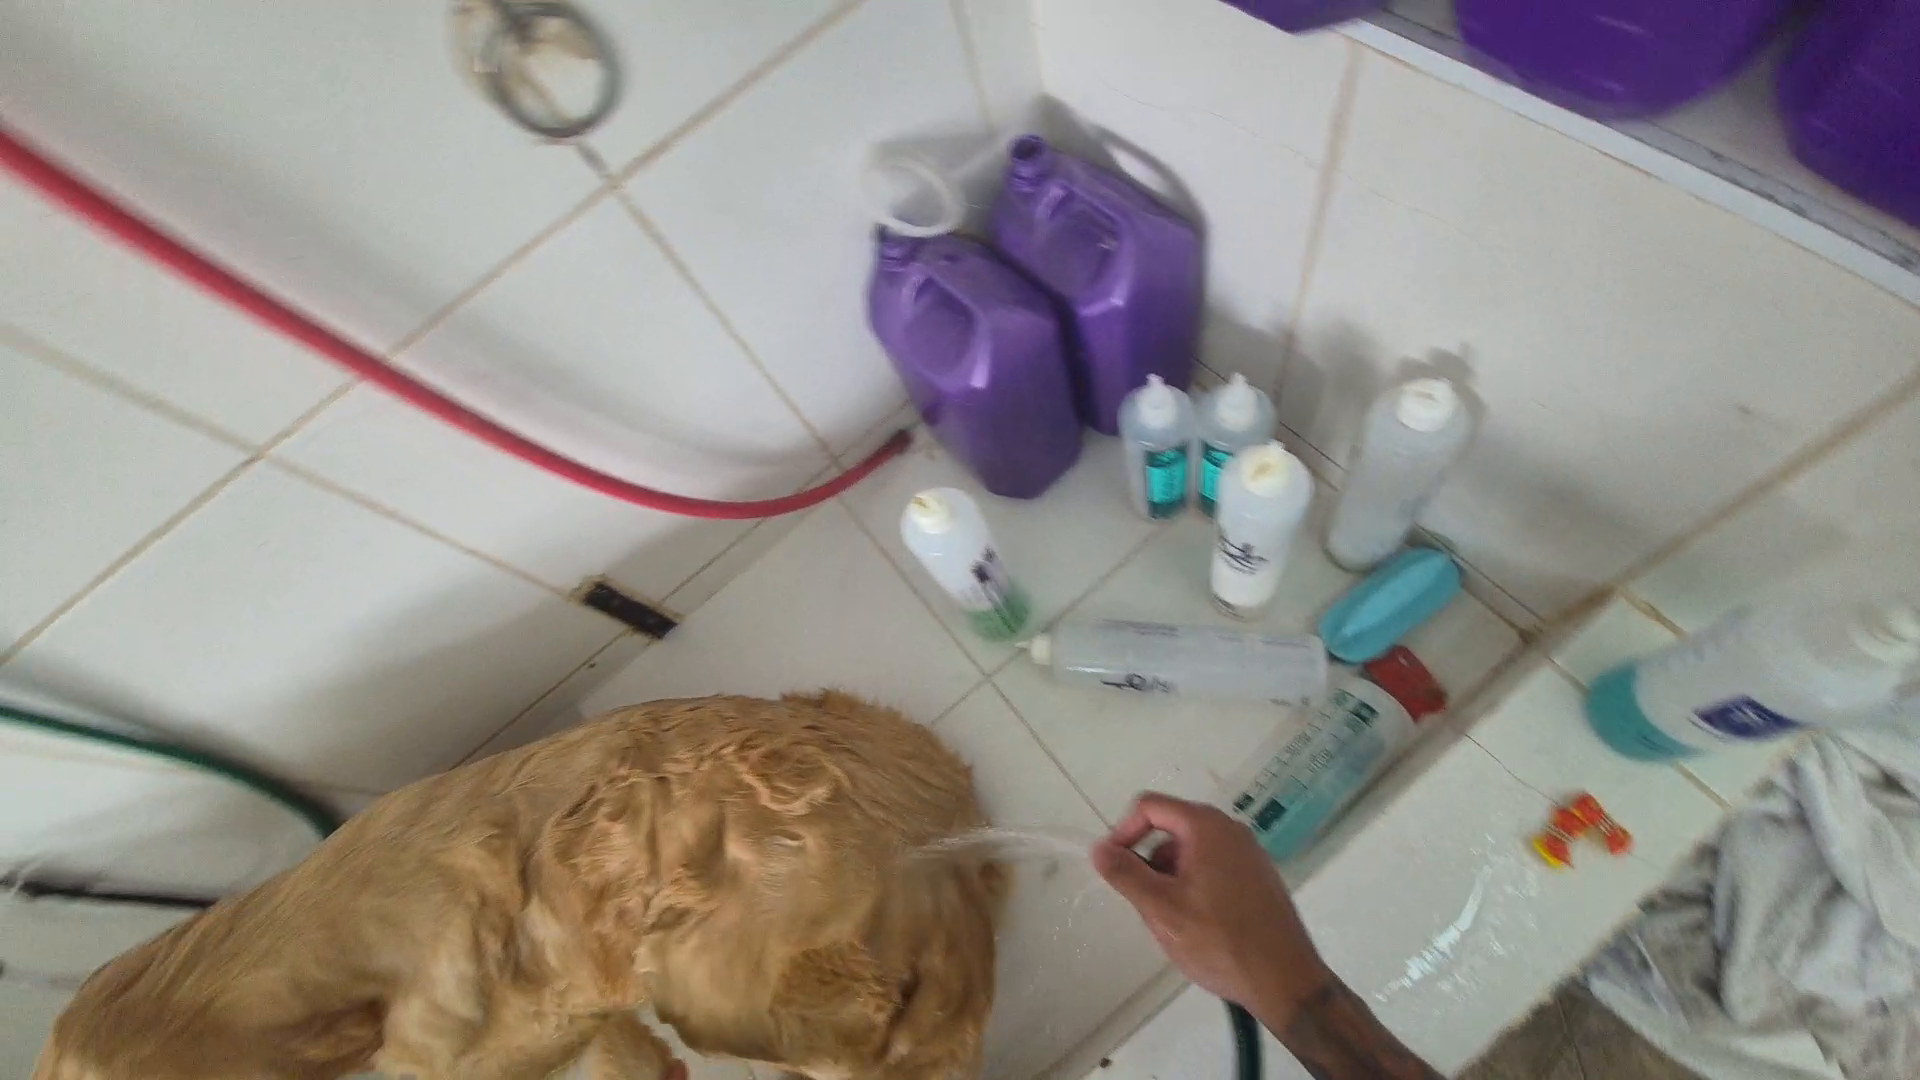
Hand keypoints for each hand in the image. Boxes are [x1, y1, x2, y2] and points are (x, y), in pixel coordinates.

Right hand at [1091, 792, 1332, 1025]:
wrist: (1288, 983)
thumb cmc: (1220, 941)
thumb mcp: (1161, 908)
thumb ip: (1125, 873)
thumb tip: (1098, 848)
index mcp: (1205, 825)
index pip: (1149, 806)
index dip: (1124, 831)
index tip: (1114, 866)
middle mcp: (1229, 828)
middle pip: (1170, 828)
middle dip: (1150, 861)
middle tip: (1146, 902)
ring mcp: (1248, 851)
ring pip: (1191, 850)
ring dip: (1172, 876)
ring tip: (1175, 920)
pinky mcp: (1259, 875)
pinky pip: (1213, 865)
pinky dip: (1196, 884)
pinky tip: (1202, 924)